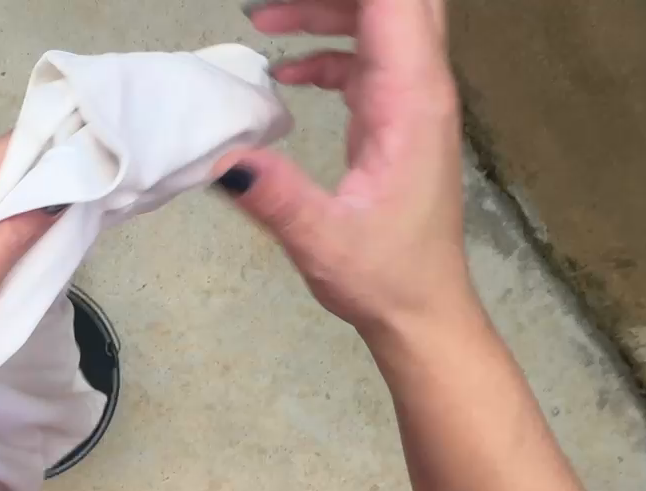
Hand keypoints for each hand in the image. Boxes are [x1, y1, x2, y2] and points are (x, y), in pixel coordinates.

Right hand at [216, 0, 478, 341]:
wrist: (418, 305)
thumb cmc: (379, 274)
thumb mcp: (319, 239)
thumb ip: (275, 197)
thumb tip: (224, 163)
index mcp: (411, 103)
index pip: (391, 4)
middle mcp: (422, 88)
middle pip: (395, 2)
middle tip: (268, 8)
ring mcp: (412, 103)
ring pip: (384, 23)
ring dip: (329, 12)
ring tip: (265, 22)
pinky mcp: (396, 123)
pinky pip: (370, 62)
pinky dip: (330, 53)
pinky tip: (290, 73)